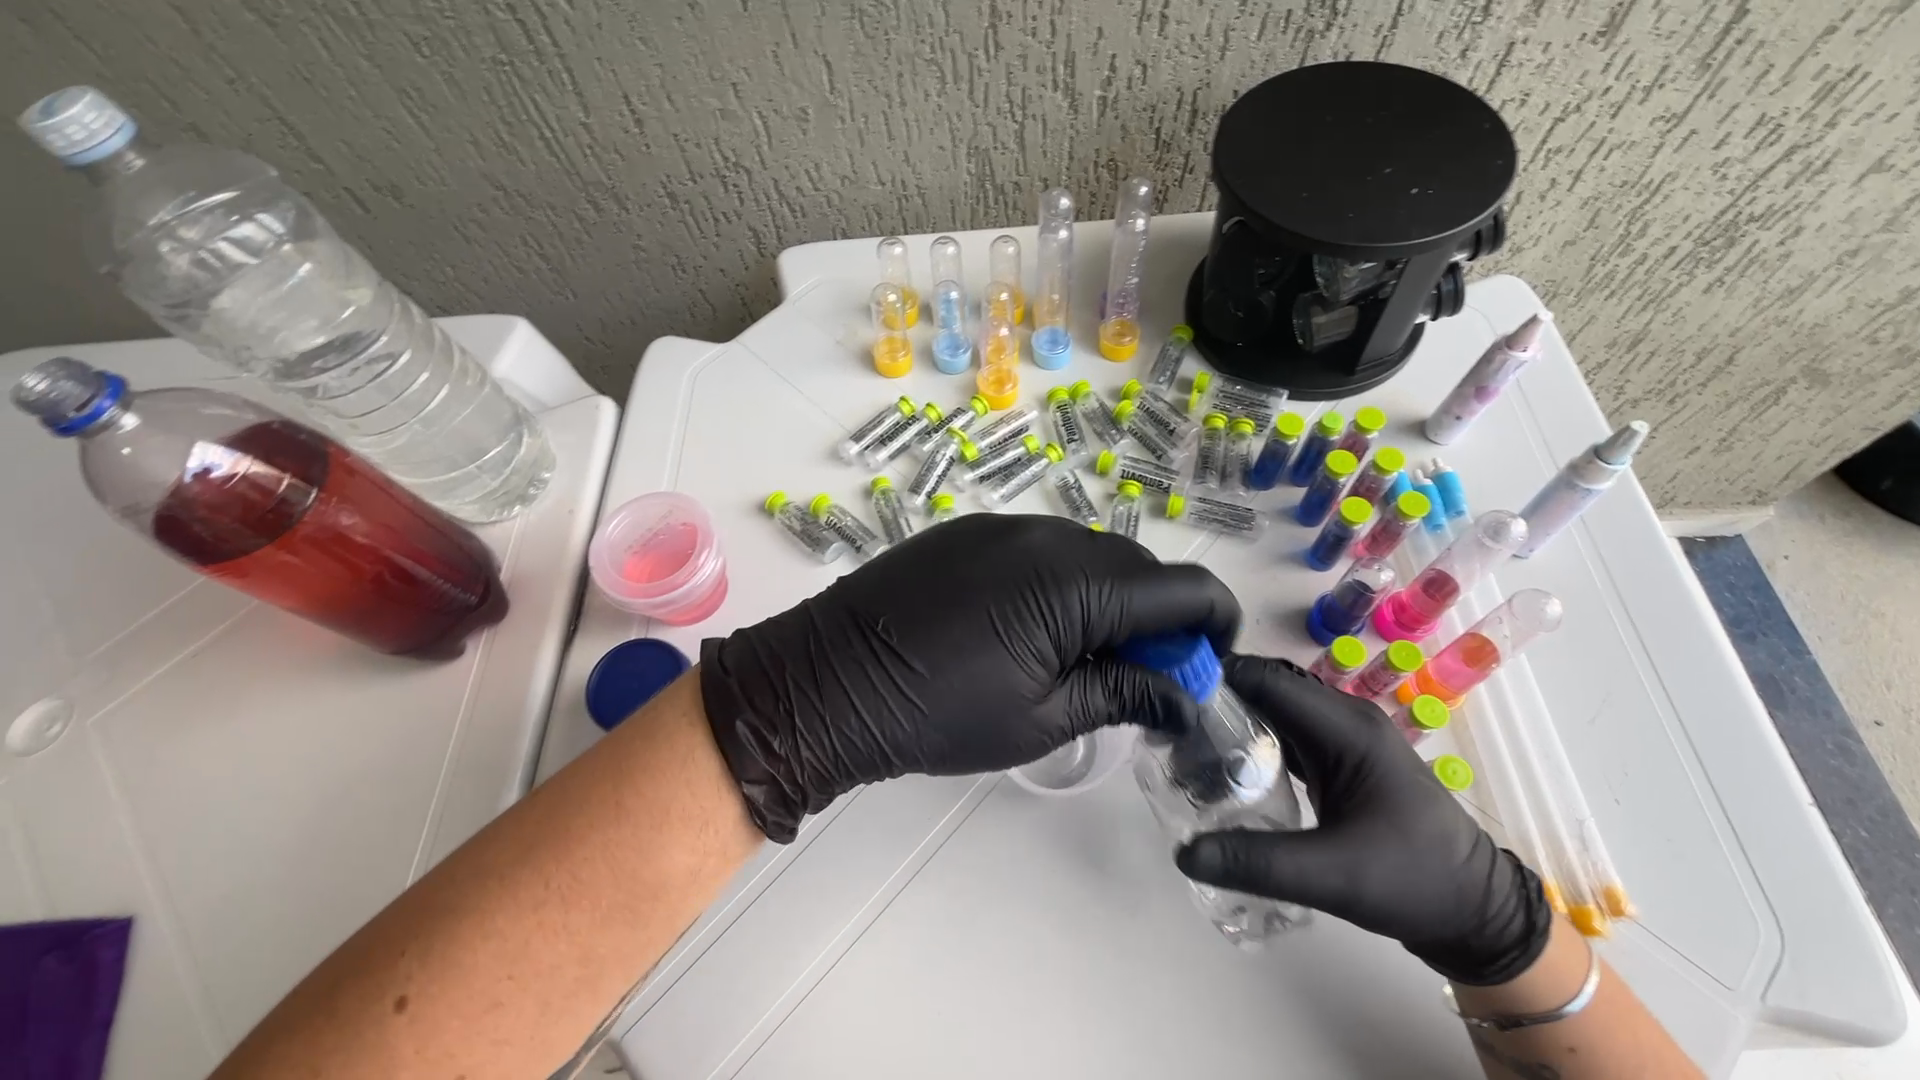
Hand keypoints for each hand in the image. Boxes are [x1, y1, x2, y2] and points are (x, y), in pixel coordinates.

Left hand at [701, 514, 1239, 841]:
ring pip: (1090, 557)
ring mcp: (1003, 528)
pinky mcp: (969, 532)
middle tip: (1139, 679)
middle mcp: (1047, 537)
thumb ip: (1125, 693)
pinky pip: (1041, 550)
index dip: (1212, 630)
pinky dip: (1060, 585)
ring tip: (1078, 659)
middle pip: (1138, 571)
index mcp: (1075, 584)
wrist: (827, 682)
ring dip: (1107, 602)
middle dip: (1157, 622)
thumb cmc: (937, 714)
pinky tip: (1028, 630)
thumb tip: (1184, 697)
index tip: (1202, 671)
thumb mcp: (1044, 717)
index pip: (1185, 590)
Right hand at [1174, 655, 1551, 984]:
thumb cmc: (1415, 882)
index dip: (1217, 678)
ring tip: (1184, 745)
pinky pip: (1287, 738)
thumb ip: (1257, 862)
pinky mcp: (1342, 764)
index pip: (1268, 681)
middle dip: (1216, 700)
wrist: (1477, 914)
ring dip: (1232, 722)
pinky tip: (1223, 769)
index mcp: (1347, 729)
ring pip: (1276, 713)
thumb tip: (1184, 852)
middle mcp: (1345, 722)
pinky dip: (1252, 744)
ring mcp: (1345, 742)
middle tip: (1167, 725)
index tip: (1166, 692)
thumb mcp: (1333, 876)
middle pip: (1267, 691)